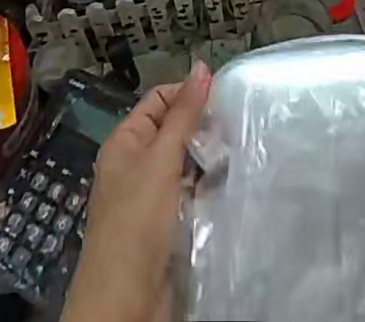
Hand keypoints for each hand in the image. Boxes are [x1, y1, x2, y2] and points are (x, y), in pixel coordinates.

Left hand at [60, 62, 210, 321]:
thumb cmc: (136, 222)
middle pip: (172, 130)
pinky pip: (190, 193)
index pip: (158, 100)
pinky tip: (230, 184)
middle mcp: (135, 164)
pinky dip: (207, 187)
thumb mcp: (160, 160)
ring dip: (207, 158)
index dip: (187, 93)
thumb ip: (183, 115)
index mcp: (125, 142)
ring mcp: (151, 196)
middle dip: (201, 127)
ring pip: (184, 163)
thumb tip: (200, 67)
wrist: (125, 303)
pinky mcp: (166, 224)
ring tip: (239, 151)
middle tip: (236, 125)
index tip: (223, 95)